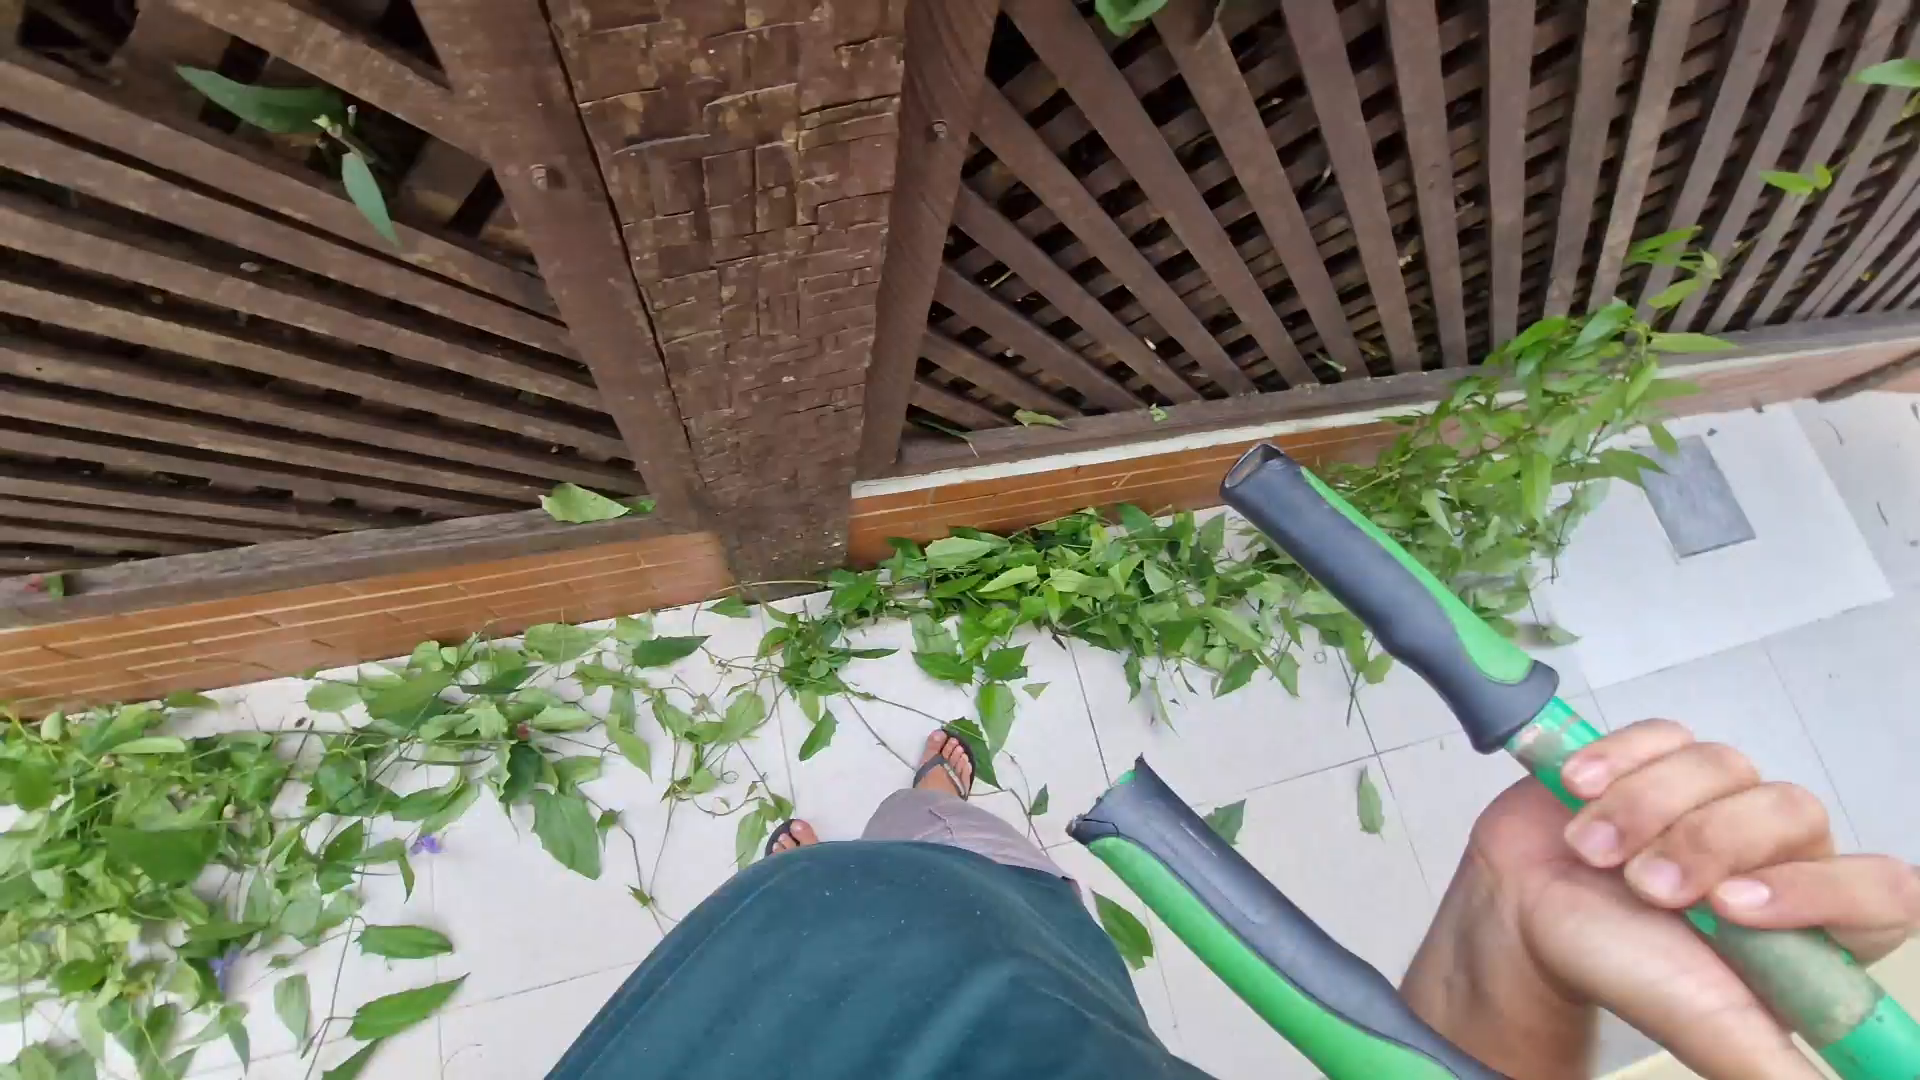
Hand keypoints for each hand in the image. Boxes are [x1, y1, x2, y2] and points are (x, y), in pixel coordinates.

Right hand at [1402, 720, 1919, 1079]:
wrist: (1516, 912)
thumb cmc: (1610, 966)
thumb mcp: (1716, 1034)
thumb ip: (1786, 1072)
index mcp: (1811, 919)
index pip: (1882, 887)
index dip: (1813, 887)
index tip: (1726, 908)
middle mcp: (1768, 849)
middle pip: (1788, 808)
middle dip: (1700, 843)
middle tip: (1640, 885)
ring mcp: (1700, 796)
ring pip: (1717, 764)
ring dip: (1641, 805)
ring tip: (1589, 846)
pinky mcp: (1638, 758)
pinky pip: (1656, 732)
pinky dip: (1614, 756)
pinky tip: (1576, 786)